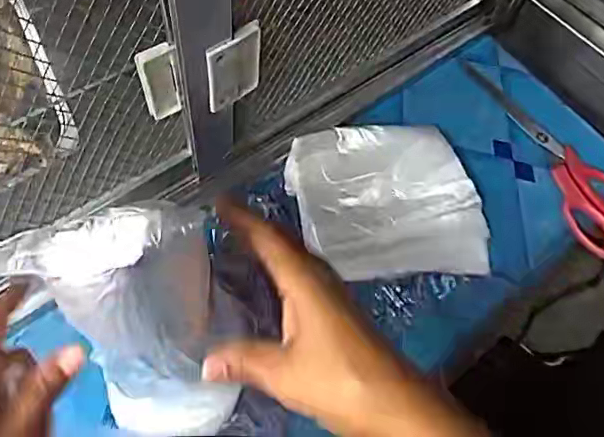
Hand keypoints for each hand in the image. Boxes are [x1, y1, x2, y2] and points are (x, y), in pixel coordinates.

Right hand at [205, 198, 487, 436]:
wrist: (398, 403)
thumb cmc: (342, 379)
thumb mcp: (286, 374)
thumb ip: (246, 361)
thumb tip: (206, 362)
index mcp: (301, 278)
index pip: (266, 236)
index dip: (241, 217)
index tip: (219, 199)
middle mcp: (316, 273)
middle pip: (280, 237)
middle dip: (253, 224)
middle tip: (223, 216)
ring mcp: (329, 287)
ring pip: (292, 251)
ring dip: (268, 241)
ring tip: (241, 239)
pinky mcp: (336, 303)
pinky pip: (300, 266)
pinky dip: (280, 261)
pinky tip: (270, 277)